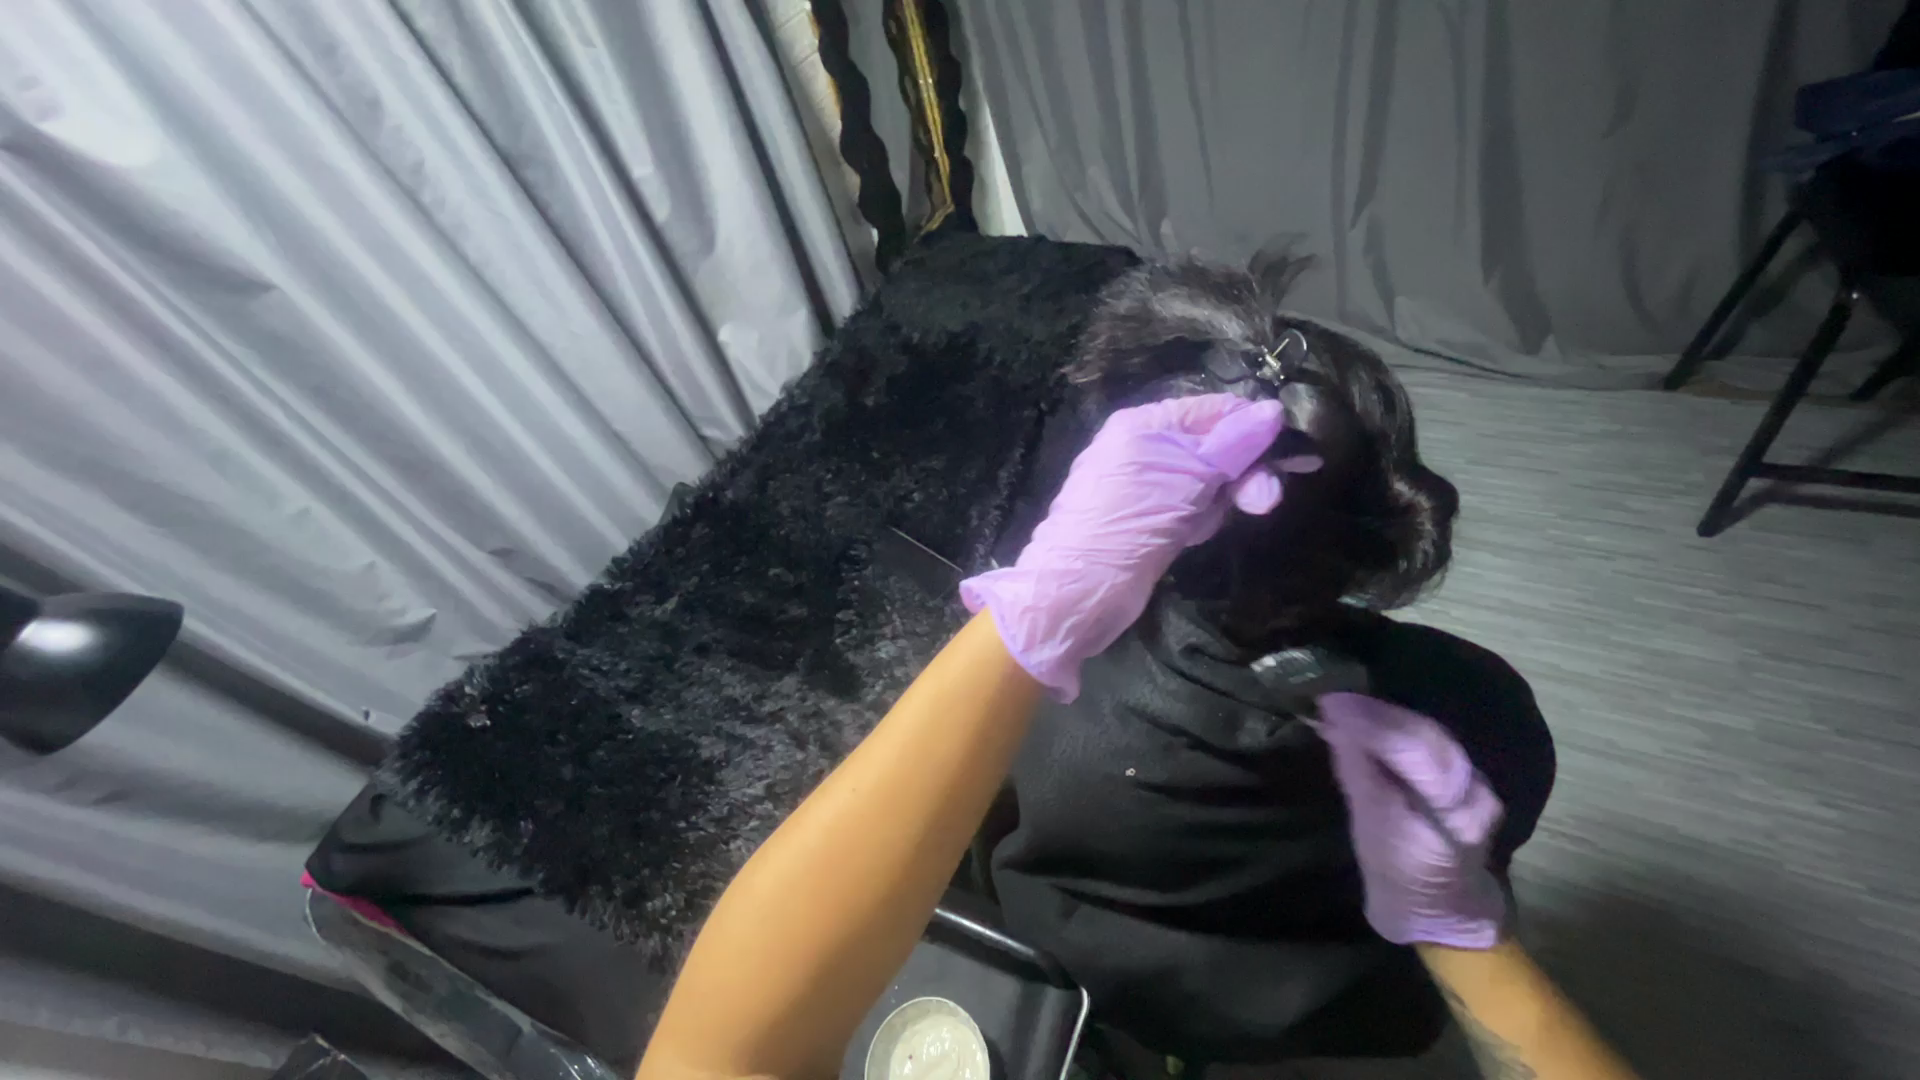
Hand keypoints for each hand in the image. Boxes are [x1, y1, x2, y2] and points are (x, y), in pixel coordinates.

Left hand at [961, 394, 1316, 700]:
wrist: (1074, 592)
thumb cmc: (1129, 523)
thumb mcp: (1187, 475)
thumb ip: (1231, 443)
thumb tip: (1273, 409)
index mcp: (1144, 424)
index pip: (1214, 411)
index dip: (1257, 429)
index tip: (1299, 457)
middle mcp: (1141, 448)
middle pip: (1214, 446)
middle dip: (1243, 473)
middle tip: (1264, 502)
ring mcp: (1141, 487)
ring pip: (1206, 482)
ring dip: (1219, 502)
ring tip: (1202, 525)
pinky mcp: (1144, 522)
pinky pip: (1189, 509)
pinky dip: (1198, 521)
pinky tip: (1190, 537)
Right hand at [1316, 692, 1507, 948]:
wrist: (1443, 908)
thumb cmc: (1399, 876)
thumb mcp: (1369, 832)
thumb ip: (1357, 773)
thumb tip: (1334, 722)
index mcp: (1450, 811)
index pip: (1413, 749)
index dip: (1370, 720)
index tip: (1328, 700)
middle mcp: (1472, 791)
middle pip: (1426, 735)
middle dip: (1377, 712)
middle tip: (1332, 697)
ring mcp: (1476, 783)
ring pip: (1431, 734)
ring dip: (1387, 715)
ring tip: (1346, 705)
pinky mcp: (1467, 778)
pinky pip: (1431, 740)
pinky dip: (1398, 725)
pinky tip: (1372, 720)